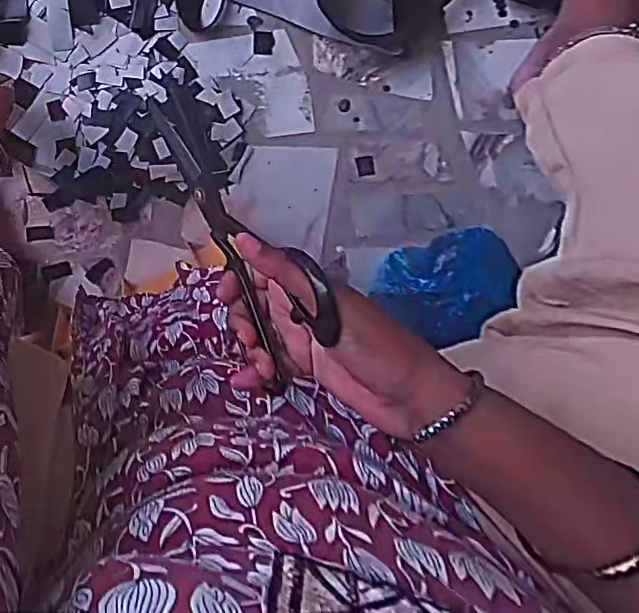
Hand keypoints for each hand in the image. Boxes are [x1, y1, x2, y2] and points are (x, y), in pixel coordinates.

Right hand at [214, 233, 472, 439]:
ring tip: (260, 367)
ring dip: (249, 350)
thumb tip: (243, 238)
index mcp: (303, 284)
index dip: (236, 280)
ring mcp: (298, 336)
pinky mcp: (302, 365)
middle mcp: (297, 306)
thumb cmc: (376, 345)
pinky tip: (249, 382)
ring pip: (256, 334)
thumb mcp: (325, 303)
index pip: (257, 271)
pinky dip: (255, 372)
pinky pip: (268, 362)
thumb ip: (282, 271)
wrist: (414, 401)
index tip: (223, 295)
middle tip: (248, 339)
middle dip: (241, 321)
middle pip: (250, 304)